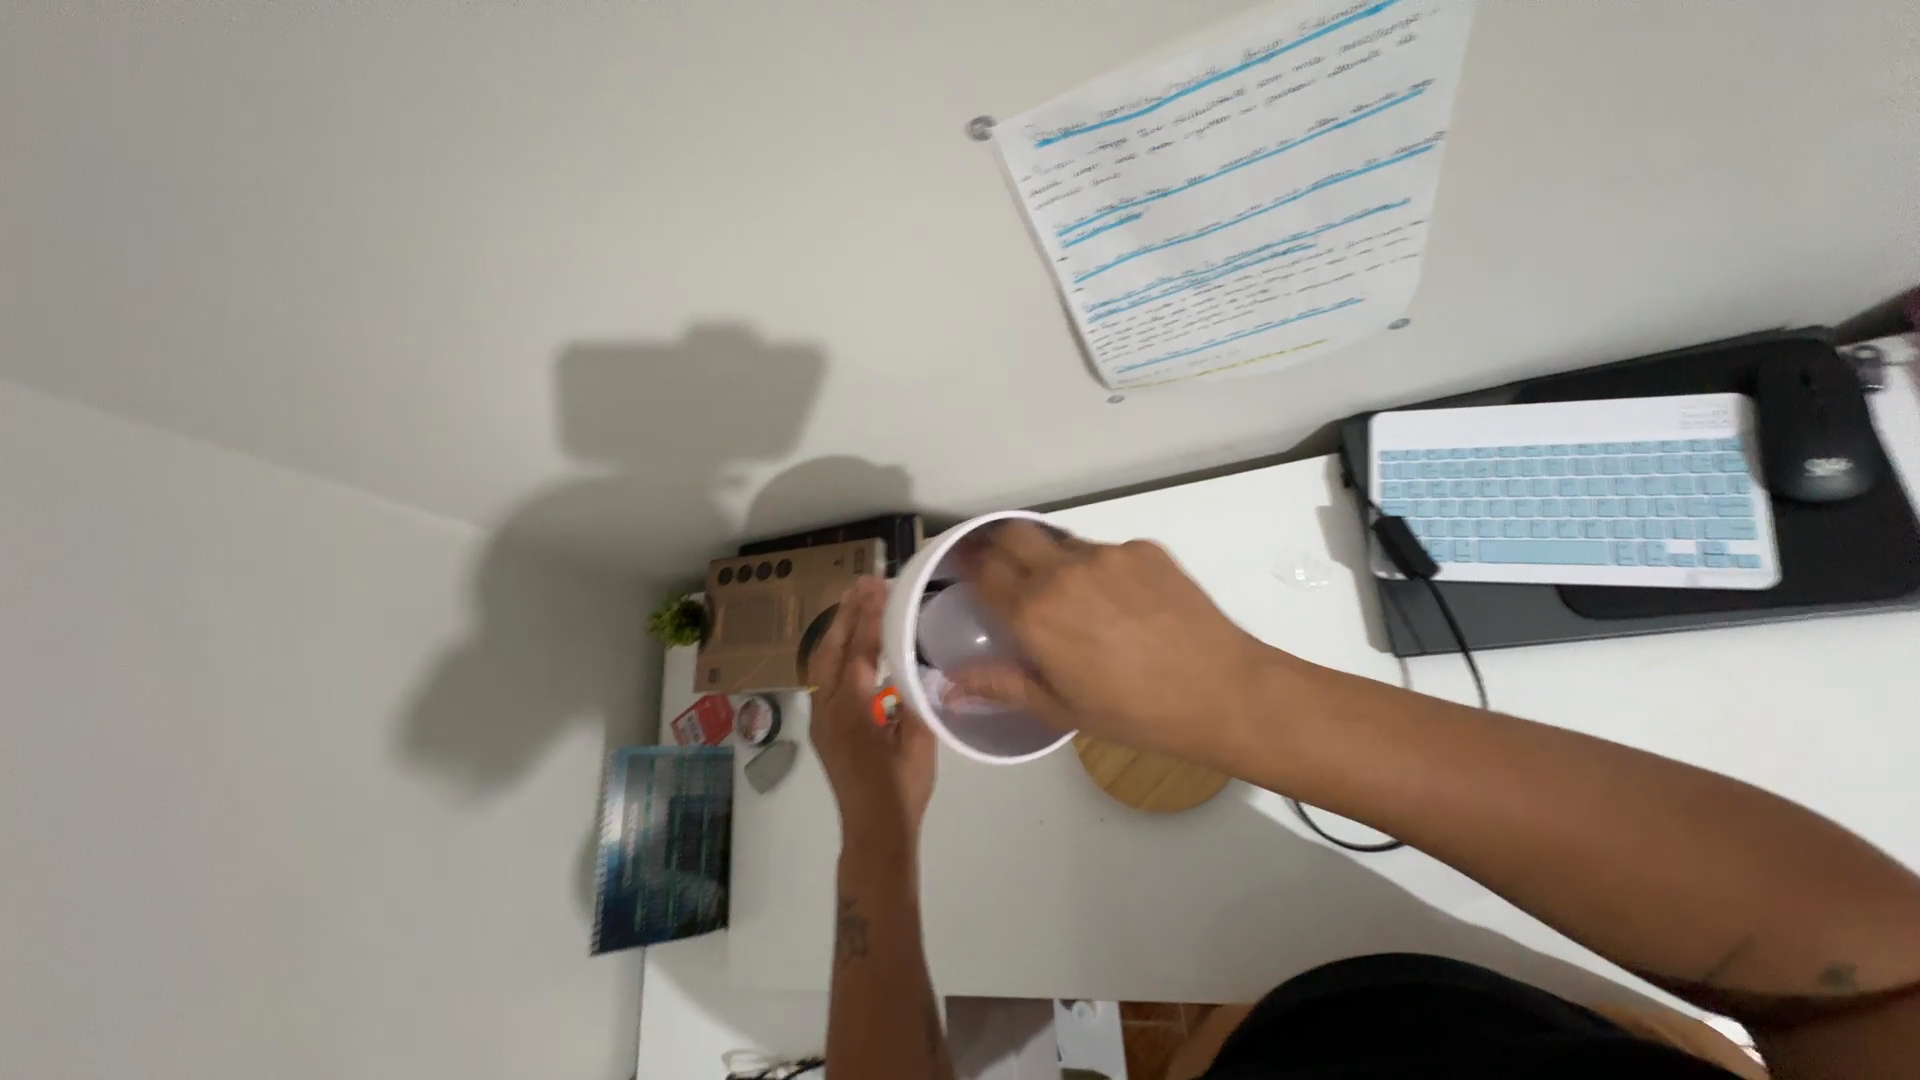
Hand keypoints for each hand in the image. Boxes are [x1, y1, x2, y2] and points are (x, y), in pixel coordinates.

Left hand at [807, 577, 937, 854]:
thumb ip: (914, 701)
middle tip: (862, 582)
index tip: (876, 585)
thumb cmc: (901, 792)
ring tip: (854, 603)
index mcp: (852, 710)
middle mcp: (828, 709)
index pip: (858, 651)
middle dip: (846, 613)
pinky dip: (836, 653)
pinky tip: (851, 645)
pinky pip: (824, 680)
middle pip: (830, 649)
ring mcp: (821, 720)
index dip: (868, 616)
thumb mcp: (919, 742)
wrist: (874, 833)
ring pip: (821, 663)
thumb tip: (913, 666)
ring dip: (837, 631)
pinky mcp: (824, 729)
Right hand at [950, 522, 1289, 764]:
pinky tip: (1118, 602)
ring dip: (1049, 558)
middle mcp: (1064, 572)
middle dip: (997, 544)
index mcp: (1035, 614)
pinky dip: (1097, 568)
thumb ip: (1002, 685)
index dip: (967, 565)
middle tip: (999, 565)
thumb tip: (951, 685)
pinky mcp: (1144, 549)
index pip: (983, 572)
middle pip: (1012, 536)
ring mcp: (1108, 555)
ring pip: (1060, 542)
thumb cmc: (1136, 713)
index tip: (961, 567)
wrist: (1223, 690)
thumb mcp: (1061, 707)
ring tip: (1067, 593)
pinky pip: (1105, 551)